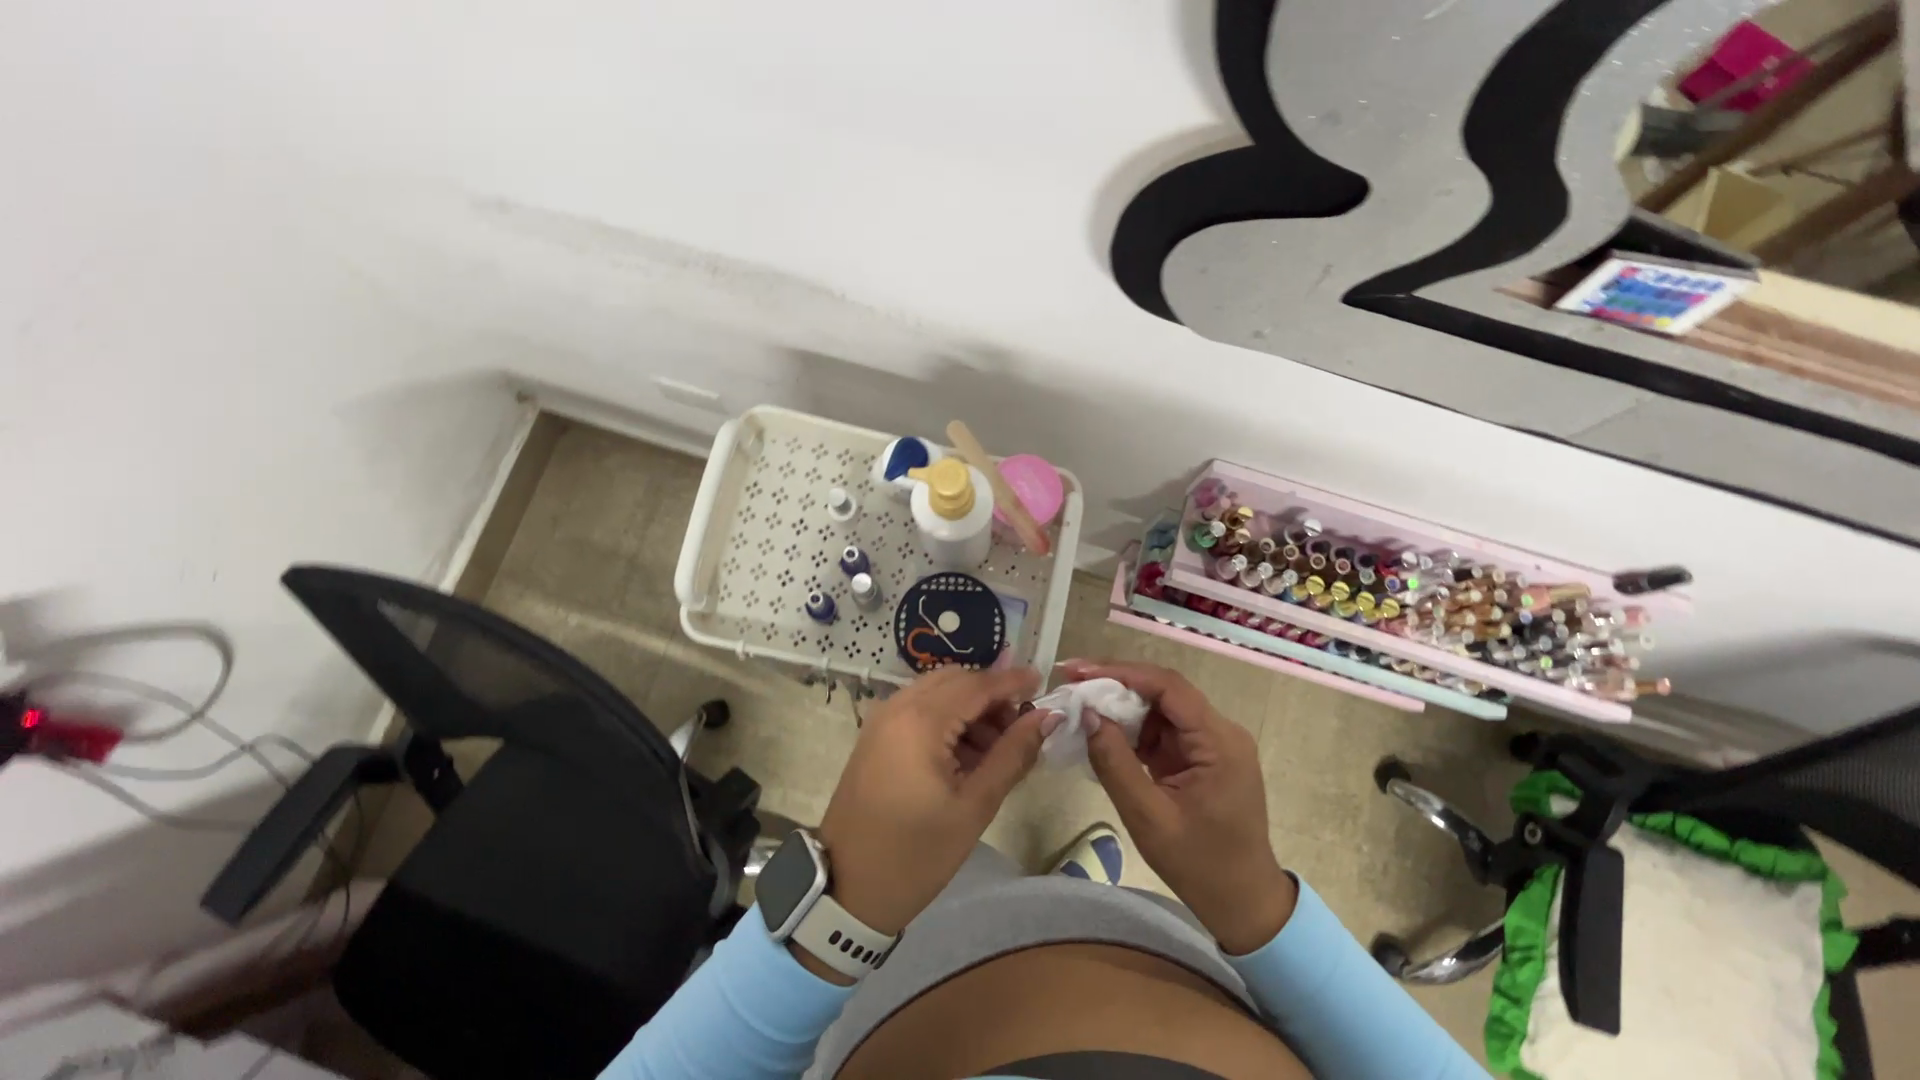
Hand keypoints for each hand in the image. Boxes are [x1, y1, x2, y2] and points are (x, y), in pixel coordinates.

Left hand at [815, 667, 1044, 941]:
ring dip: (969, 708)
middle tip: (1021, 727)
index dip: (1013, 682)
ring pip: (935, 693)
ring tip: (997, 750)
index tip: (1044, 683)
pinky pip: (917, 710)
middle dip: (990, 695)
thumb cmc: (916, 853)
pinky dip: (946, 719)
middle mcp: (897, 708)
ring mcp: (880, 721)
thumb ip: (1012, 755)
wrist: (847, 889)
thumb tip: (1047, 718)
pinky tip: (965, 756)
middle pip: (954, 680)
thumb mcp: (974, 807)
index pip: (976, 684)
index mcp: (920, 721)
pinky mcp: (873, 738)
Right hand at [1067, 660, 1297, 954]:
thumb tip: (1088, 714)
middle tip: (1070, 682)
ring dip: (1122, 706)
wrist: (1243, 902)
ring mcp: (1213, 745)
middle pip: (1165, 691)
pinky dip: (1133, 730)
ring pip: (1162, 709)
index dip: (1121, 672)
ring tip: (1079, 705)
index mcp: (1219, 742)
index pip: (1169, 686)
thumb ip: (1115, 763)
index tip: (1078, 671)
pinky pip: (1165, 732)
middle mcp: (1222, 732)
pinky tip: (1102, 732)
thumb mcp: (1148, 818)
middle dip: (1116, 684)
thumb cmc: (1199, 865)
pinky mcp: (1202, 758)